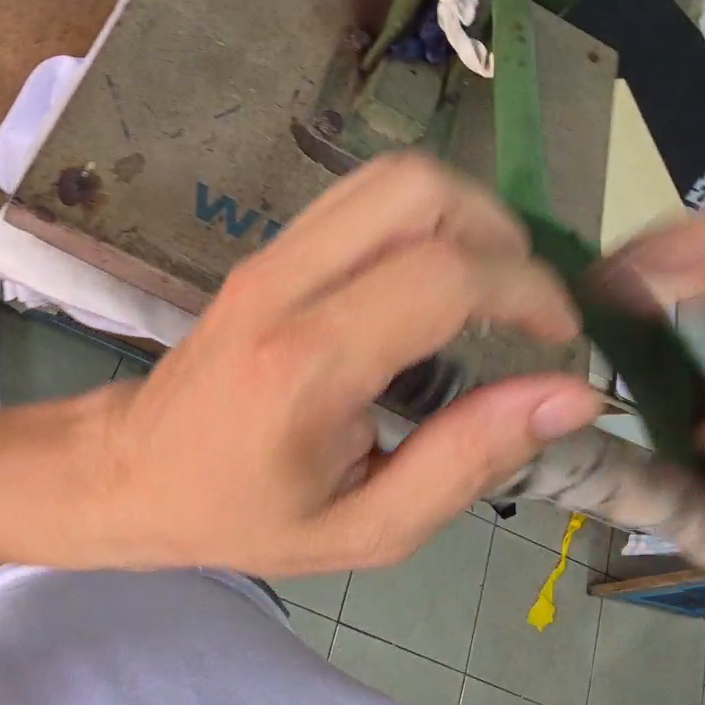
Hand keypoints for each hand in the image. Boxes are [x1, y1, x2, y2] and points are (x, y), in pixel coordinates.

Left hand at [78, 152, 601, 574]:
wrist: (134, 468)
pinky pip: (358, 198)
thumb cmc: (243, 513)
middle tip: (524, 301)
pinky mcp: (267, 249)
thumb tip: (569, 396)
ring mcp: (270, 254)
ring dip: (461, 213)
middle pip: (414, 189)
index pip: (441, 276)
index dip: (527, 291)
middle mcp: (287, 284)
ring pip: (387, 177)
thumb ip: (469, 459)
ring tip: (489, 284)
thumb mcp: (367, 526)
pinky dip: (419, 217)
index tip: (560, 337)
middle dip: (498, 229)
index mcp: (309, 362)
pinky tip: (432, 275)